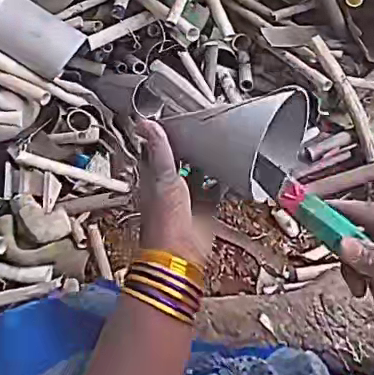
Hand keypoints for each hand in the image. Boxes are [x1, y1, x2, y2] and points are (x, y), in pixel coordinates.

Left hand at [133, 118, 214, 265]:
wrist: (179, 253)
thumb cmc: (163, 220)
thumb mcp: (163, 177)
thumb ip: (158, 150)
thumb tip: (145, 123)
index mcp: (153, 176)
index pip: (157, 150)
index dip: (164, 136)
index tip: (174, 120)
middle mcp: (170, 185)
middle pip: (180, 160)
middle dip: (189, 148)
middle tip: (200, 131)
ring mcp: (188, 197)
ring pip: (198, 174)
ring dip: (207, 164)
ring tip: (217, 147)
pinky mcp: (205, 209)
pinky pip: (215, 191)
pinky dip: (221, 182)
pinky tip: (228, 173)